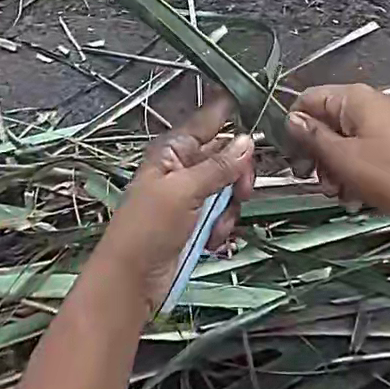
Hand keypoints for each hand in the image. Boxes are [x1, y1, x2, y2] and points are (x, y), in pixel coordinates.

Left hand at [95, 96, 255, 315]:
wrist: (131, 282)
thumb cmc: (148, 228)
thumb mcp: (184, 191)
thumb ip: (218, 166)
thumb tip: (248, 140)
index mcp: (173, 150)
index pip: (208, 120)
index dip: (231, 111)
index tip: (258, 106)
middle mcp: (184, 166)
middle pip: (226, 155)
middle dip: (237, 175)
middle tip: (242, 192)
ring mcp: (191, 194)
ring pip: (229, 186)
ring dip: (229, 207)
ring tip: (216, 225)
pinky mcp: (197, 220)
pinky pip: (223, 213)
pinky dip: (222, 226)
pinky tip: (212, 239)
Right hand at [285, 83, 389, 233]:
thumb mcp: (343, 158)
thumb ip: (313, 136)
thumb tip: (291, 120)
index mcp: (354, 98)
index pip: (307, 99)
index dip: (294, 127)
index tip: (291, 156)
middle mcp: (368, 104)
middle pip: (325, 121)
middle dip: (315, 152)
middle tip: (316, 180)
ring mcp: (383, 124)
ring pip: (342, 140)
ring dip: (333, 167)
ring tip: (340, 192)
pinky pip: (361, 152)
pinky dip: (353, 172)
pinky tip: (356, 196)